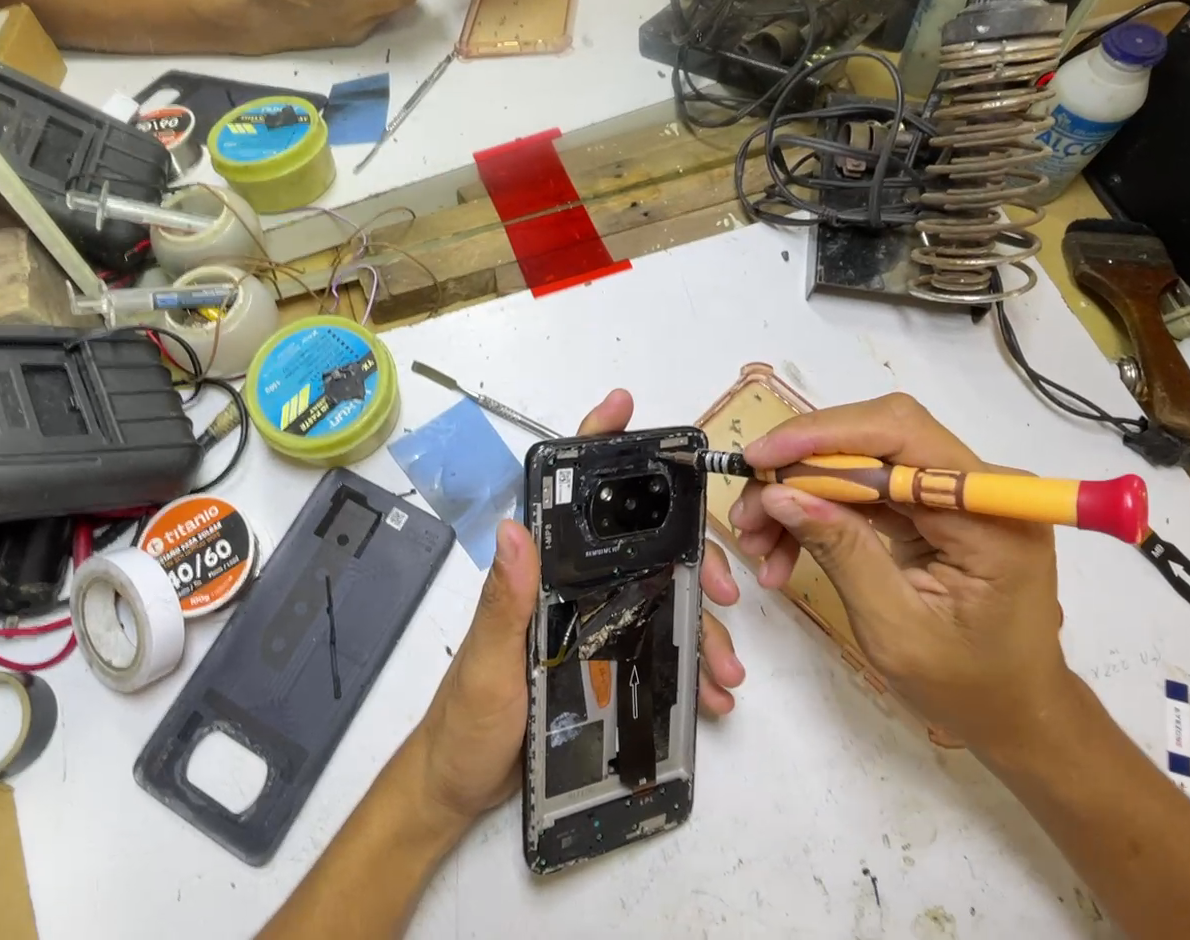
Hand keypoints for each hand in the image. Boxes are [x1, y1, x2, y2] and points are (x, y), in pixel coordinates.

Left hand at [408, 388, 744, 825]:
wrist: (463, 784)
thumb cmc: (467, 719)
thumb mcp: (489, 662)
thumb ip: (505, 601)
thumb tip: (515, 527)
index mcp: (536, 574)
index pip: (565, 501)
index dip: (594, 447)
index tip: (624, 406)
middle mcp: (566, 588)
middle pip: (636, 549)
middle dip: (687, 558)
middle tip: (723, 591)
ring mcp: (588, 624)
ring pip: (657, 602)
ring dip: (700, 628)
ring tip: (726, 669)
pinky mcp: (602, 663)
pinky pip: (655, 652)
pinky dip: (687, 669)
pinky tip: (709, 694)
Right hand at [727, 393, 1071, 755]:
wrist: (1013, 707)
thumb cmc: (967, 684)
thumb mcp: (894, 627)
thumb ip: (842, 552)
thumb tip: (779, 494)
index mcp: (988, 513)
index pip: (899, 435)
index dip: (821, 436)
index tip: (758, 460)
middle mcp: (977, 484)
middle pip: (872, 438)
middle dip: (798, 468)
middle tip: (747, 515)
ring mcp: (956, 491)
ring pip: (857, 460)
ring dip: (799, 491)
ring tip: (757, 541)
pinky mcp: (933, 503)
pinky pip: (861, 486)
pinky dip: (816, 509)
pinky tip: (783, 546)